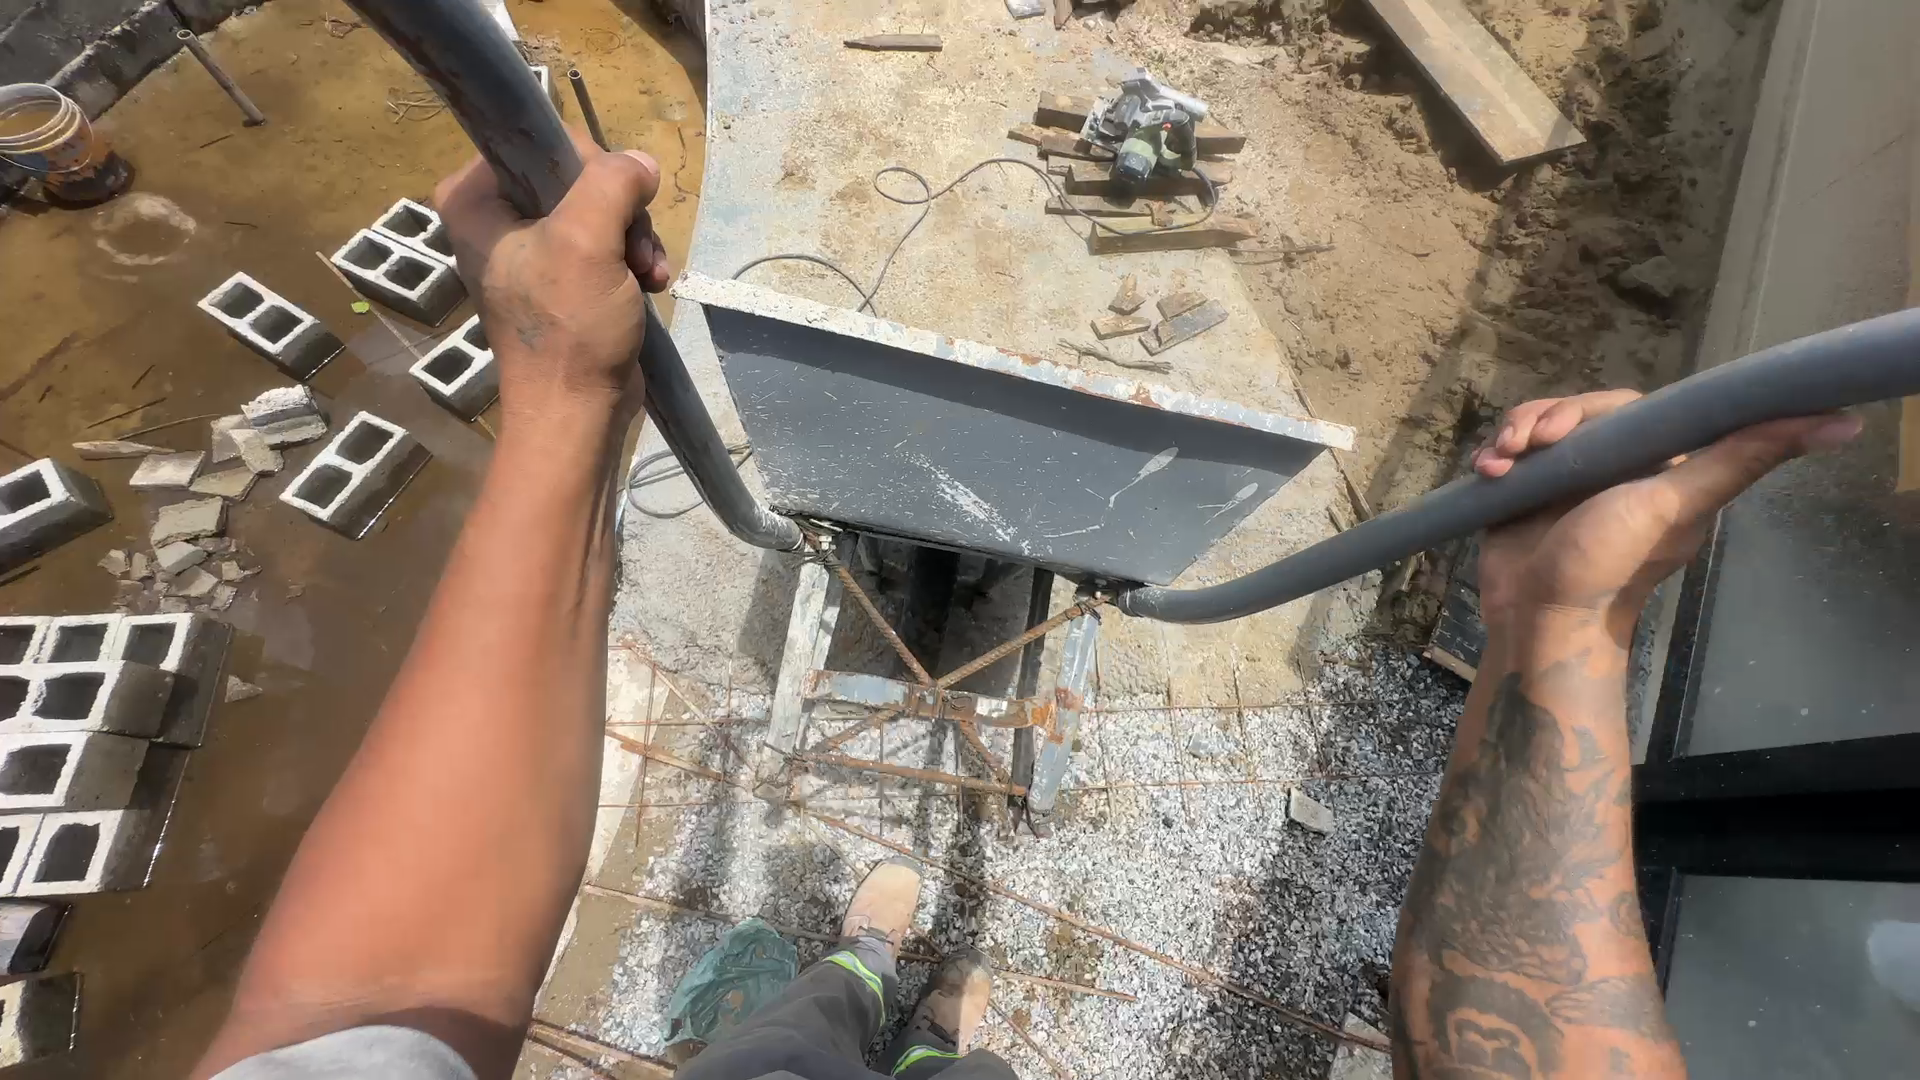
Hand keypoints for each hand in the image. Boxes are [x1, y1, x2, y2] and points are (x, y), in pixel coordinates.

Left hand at [434, 129, 671, 425]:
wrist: (578, 409)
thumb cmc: (570, 328)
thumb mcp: (587, 243)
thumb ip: (612, 185)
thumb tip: (643, 163)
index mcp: (476, 198)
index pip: (544, 144)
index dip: (594, 172)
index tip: (618, 214)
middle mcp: (499, 219)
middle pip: (580, 181)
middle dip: (623, 218)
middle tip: (636, 255)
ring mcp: (535, 254)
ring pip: (603, 216)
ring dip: (638, 243)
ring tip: (650, 276)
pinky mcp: (566, 284)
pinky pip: (609, 250)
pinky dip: (636, 265)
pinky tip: (653, 286)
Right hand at [1473, 390, 1860, 643]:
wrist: (1539, 613)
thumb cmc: (1607, 564)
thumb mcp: (1672, 508)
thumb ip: (1740, 460)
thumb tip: (1841, 423)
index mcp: (1652, 464)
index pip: (1621, 408)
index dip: (1584, 408)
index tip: (1558, 431)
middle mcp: (1605, 467)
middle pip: (1569, 414)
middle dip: (1536, 421)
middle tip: (1520, 446)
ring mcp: (1557, 481)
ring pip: (1530, 430)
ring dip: (1507, 437)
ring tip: (1494, 464)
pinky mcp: (1518, 494)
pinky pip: (1503, 456)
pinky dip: (1489, 457)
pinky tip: (1482, 473)